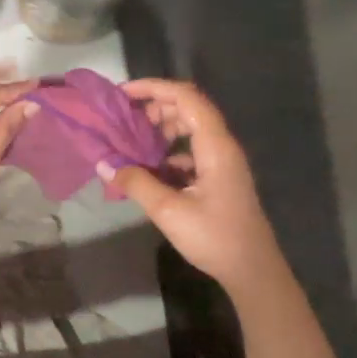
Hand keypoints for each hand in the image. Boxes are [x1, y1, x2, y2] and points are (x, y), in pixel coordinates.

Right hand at [105, 78, 282, 285]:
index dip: (154, 88)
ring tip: (131, 143)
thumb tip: (104, 164)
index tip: (122, 94)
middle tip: (124, 121)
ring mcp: (222, 163)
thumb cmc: (214, 237)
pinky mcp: (218, 179)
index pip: (186, 98)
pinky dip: (168, 152)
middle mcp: (221, 147)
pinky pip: (191, 152)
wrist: (251, 269)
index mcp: (215, 146)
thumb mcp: (168, 211)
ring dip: (161, 130)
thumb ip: (136, 183)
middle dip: (155, 107)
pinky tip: (148, 170)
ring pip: (190, 130)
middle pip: (189, 108)